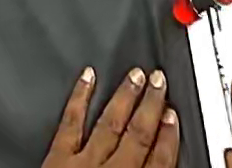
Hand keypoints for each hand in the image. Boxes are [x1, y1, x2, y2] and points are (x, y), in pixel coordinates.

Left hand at [42, 67, 180, 167]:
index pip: (159, 165)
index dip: (169, 139)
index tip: (174, 117)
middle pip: (137, 136)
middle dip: (151, 106)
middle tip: (160, 81)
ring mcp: (83, 165)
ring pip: (109, 123)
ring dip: (124, 97)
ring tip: (135, 74)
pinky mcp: (57, 160)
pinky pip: (71, 121)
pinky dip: (80, 96)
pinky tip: (88, 76)